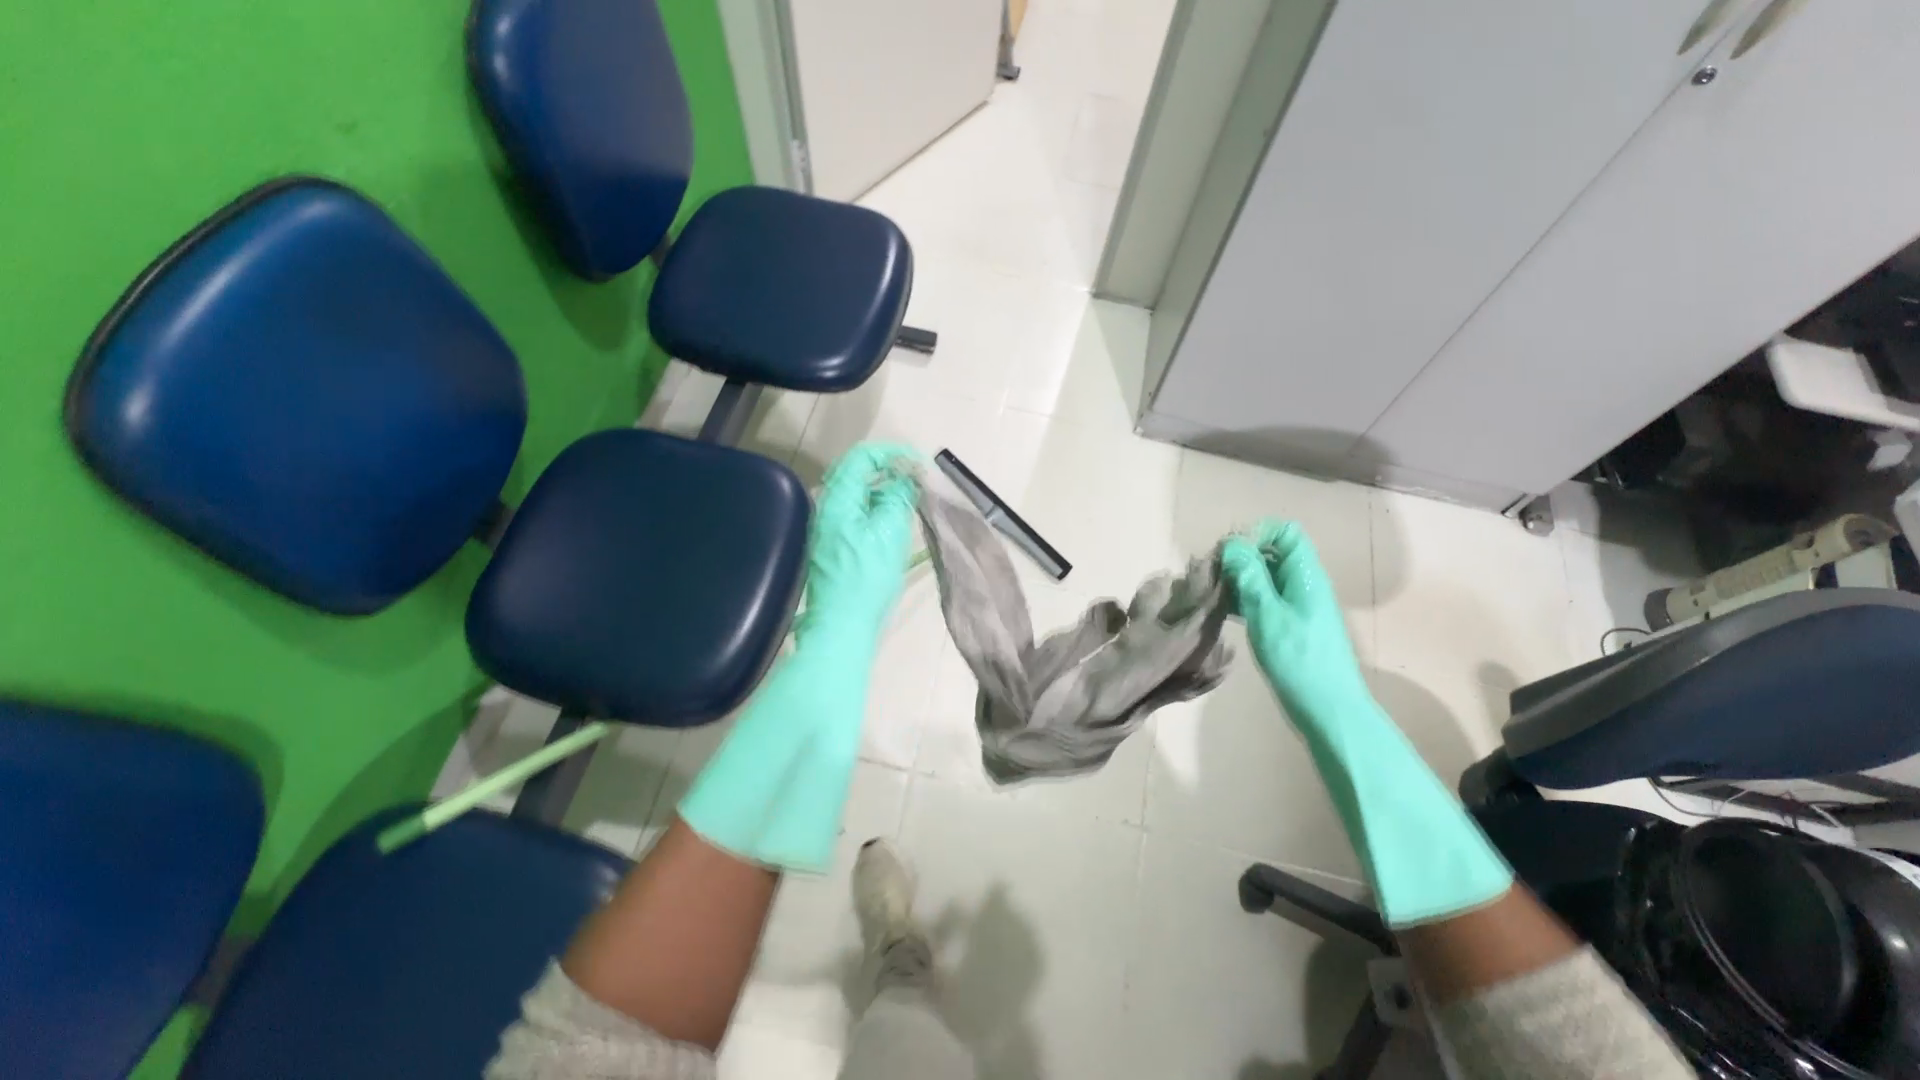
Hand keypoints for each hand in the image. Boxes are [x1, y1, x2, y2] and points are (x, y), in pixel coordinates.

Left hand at [797, 442, 921, 642]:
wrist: (842, 625)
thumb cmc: (867, 579)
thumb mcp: (890, 533)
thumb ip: (898, 497)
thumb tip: (906, 477)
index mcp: (837, 501)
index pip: (861, 458)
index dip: (891, 453)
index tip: (917, 462)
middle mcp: (827, 508)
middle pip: (857, 473)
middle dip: (888, 469)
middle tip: (917, 477)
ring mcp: (829, 527)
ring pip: (858, 495)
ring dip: (885, 490)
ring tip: (912, 496)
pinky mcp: (836, 545)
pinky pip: (857, 513)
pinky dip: (878, 508)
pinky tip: (896, 519)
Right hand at [1220, 520, 1374, 727]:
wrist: (1328, 710)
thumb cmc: (1299, 660)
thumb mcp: (1268, 614)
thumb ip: (1249, 576)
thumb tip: (1232, 543)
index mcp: (1304, 574)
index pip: (1284, 531)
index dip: (1254, 534)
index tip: (1226, 554)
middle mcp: (1302, 583)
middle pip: (1270, 552)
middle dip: (1238, 558)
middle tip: (1209, 576)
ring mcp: (1296, 606)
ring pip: (1263, 578)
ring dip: (1237, 580)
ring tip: (1209, 594)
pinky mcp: (1287, 627)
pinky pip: (1263, 600)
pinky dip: (1242, 601)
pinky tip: (1220, 612)